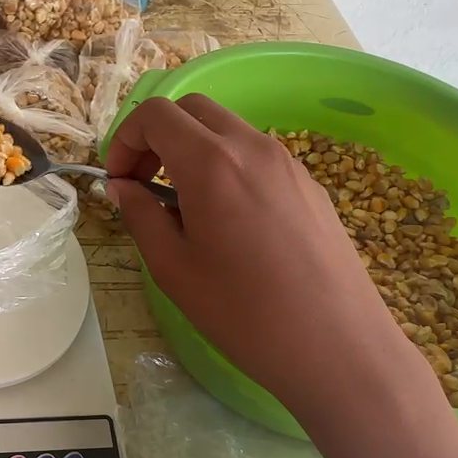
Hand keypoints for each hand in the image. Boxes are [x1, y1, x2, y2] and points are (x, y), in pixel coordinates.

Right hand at [104, 94, 435, 425]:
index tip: (118, 181)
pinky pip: (256, 154)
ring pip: (226, 128)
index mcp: (210, 162)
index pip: (155, 115)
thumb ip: (140, 215)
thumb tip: (122, 188)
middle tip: (144, 183)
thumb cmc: (244, 312)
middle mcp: (251, 147)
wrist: (339, 349)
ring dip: (192, 148)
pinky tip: (229, 220)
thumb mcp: (172, 268)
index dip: (124, 139)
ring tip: (184, 205)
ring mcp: (287, 163)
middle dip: (156, 135)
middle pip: (191, 109)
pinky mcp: (310, 185)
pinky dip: (226, 165)